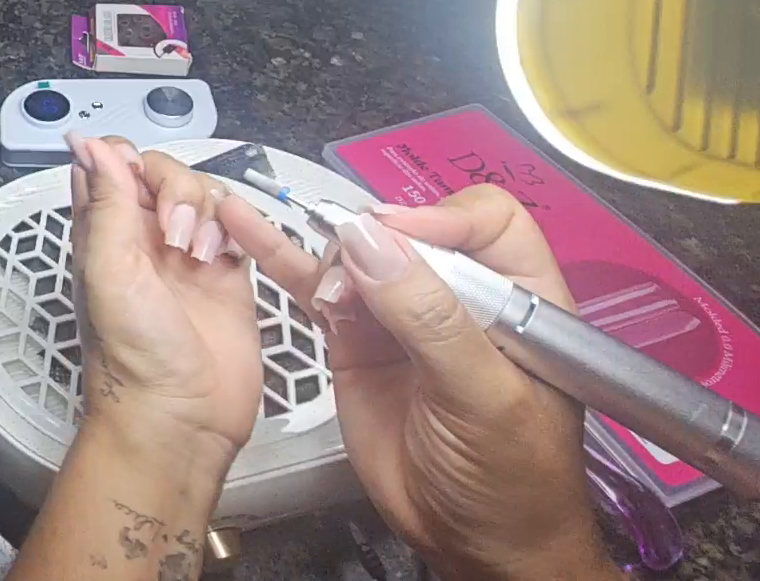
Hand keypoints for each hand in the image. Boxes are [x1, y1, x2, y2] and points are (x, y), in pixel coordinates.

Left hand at [64, 134, 260, 467]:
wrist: (180, 415)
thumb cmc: (130, 348)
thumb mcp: (108, 267)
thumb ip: (105, 201)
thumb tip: (85, 141)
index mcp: (102, 227)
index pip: (110, 164)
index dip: (127, 159)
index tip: (139, 181)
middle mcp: (141, 232)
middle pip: (161, 170)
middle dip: (174, 188)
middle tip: (174, 232)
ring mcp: (184, 249)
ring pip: (200, 191)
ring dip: (203, 211)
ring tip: (197, 255)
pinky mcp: (226, 270)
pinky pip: (234, 223)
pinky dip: (232, 227)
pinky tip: (221, 258)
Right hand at [219, 183, 620, 580]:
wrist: (464, 541)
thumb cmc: (508, 478)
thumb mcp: (480, 397)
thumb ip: (427, 316)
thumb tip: (365, 236)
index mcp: (515, 299)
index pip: (484, 222)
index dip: (441, 217)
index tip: (395, 240)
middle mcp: (453, 293)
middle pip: (404, 229)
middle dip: (372, 243)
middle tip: (352, 285)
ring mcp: (394, 311)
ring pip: (352, 251)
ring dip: (324, 253)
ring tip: (329, 296)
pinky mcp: (348, 330)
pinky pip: (311, 283)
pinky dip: (277, 255)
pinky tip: (244, 225)